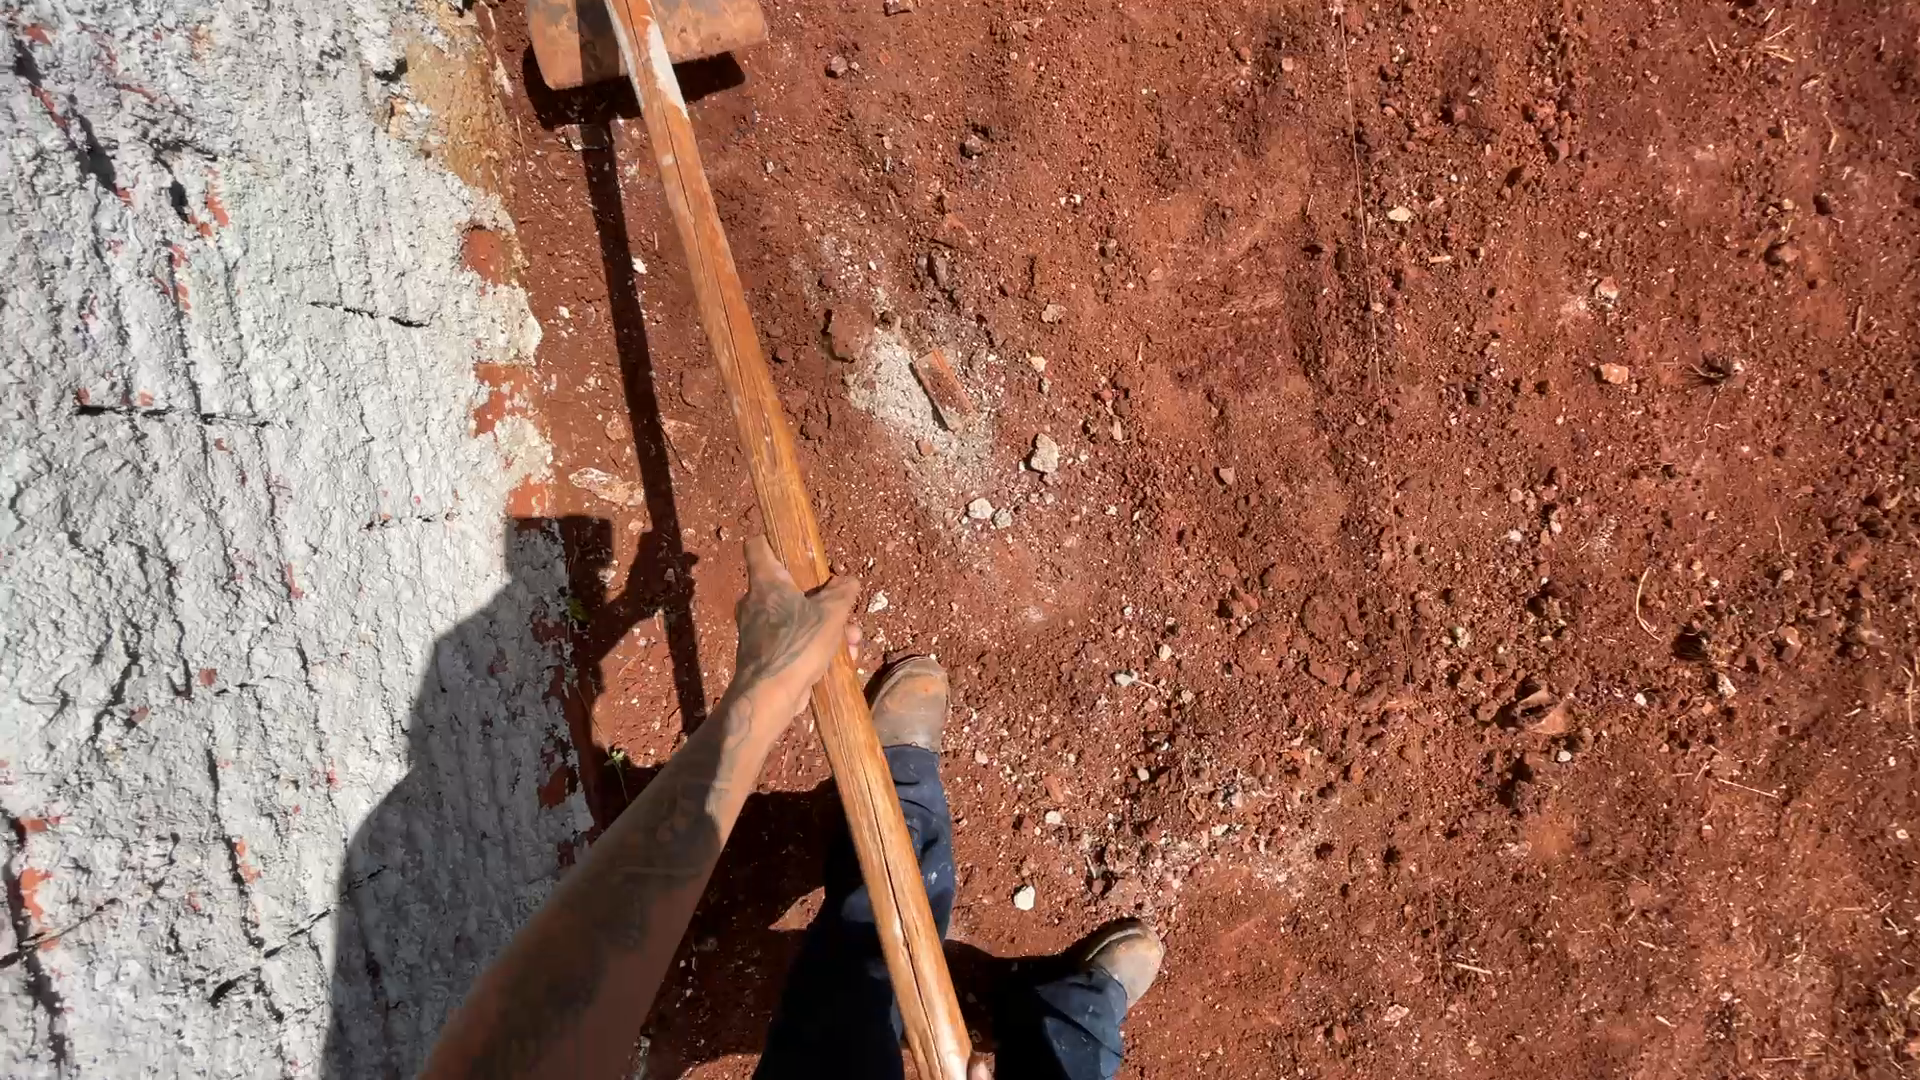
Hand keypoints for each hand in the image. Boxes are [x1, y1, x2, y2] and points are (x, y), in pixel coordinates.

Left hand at [728, 536, 860, 723]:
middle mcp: (756, 603)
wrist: (769, 696)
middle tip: (846, 613)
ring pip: (798, 617)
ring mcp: (758, 630)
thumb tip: (848, 580)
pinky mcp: (764, 654)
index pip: (757, 546)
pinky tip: (841, 660)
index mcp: (766, 582)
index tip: (792, 546)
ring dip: (828, 627)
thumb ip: (843, 592)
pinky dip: (816, 646)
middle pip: (791, 587)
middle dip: (825, 601)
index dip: (773, 541)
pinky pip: (795, 640)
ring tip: (852, 644)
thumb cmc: (797, 644)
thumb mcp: (831, 613)